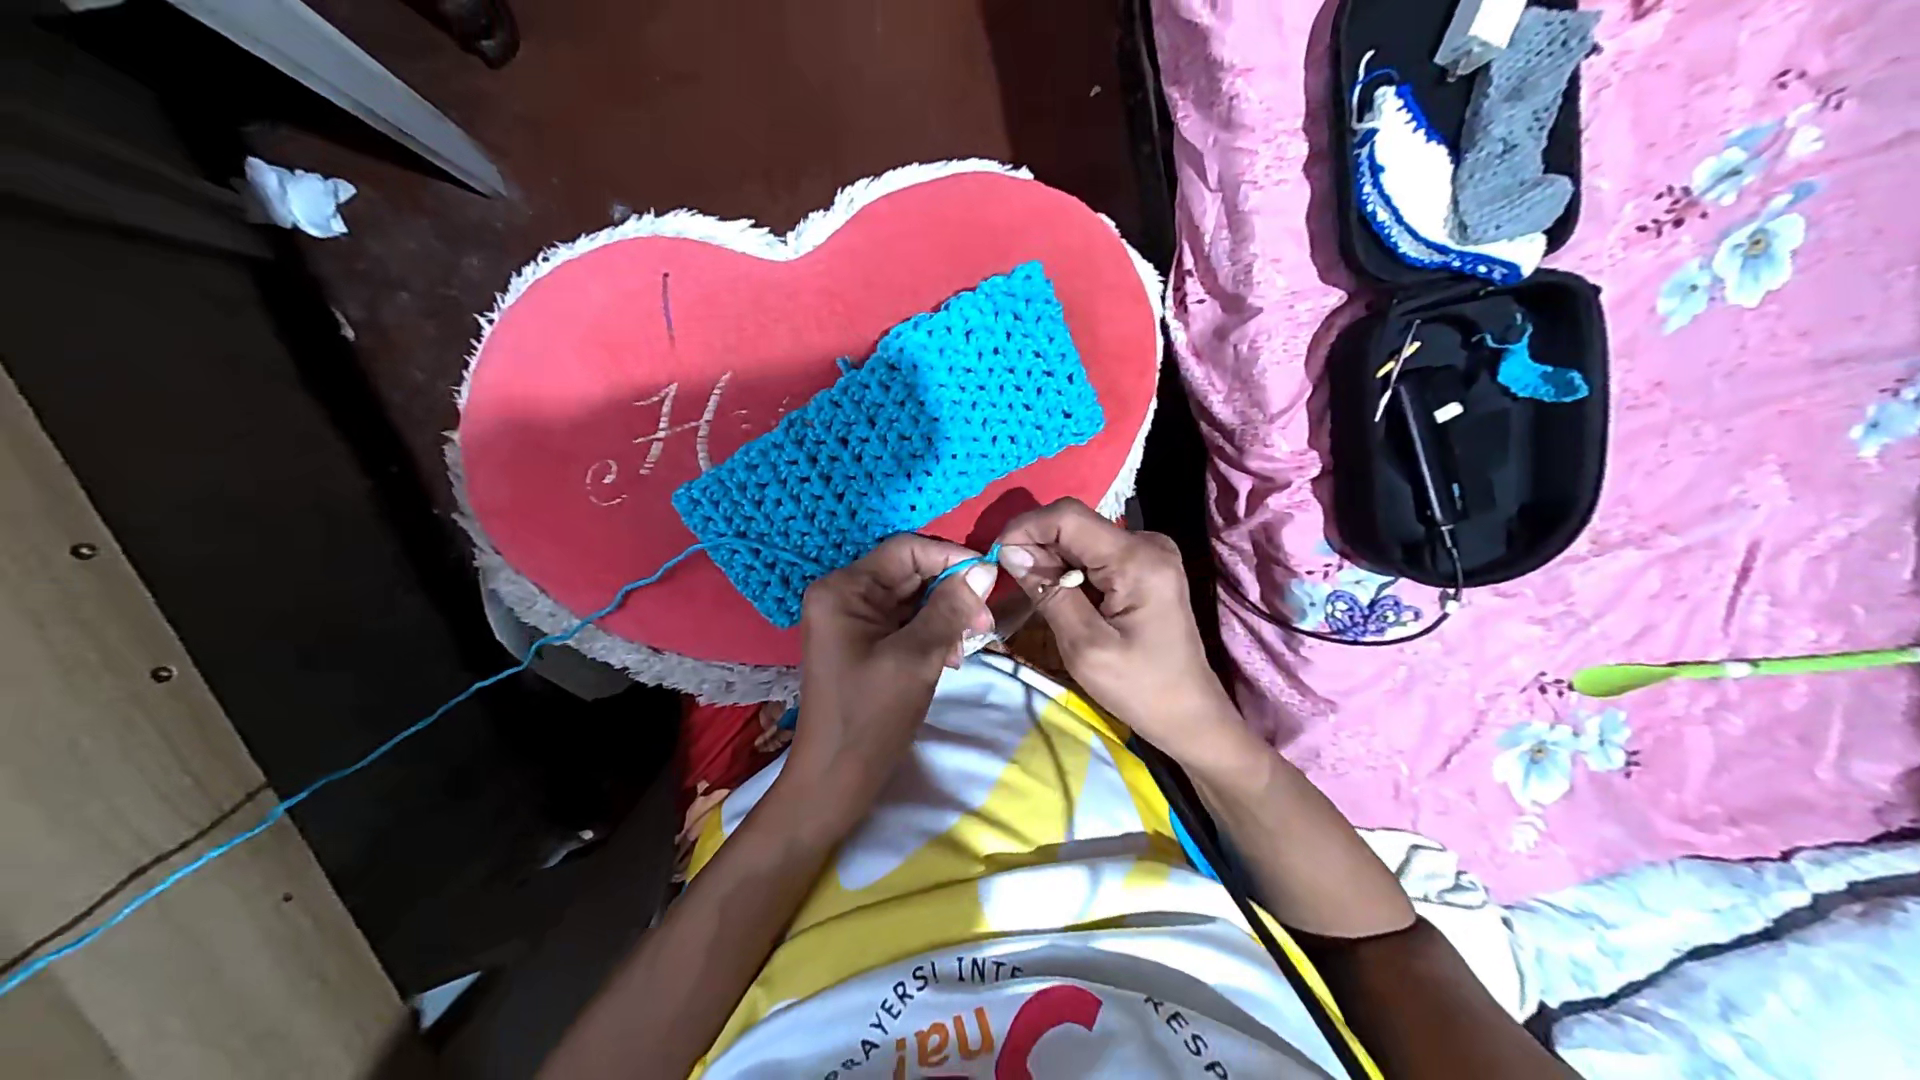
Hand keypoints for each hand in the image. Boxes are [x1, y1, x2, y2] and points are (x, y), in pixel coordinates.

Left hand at [782, 533, 996, 836]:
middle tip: (985, 622)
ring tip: (970, 645)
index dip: (950, 557)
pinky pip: (905, 622)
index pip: (905, 550)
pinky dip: (932, 632)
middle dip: (951, 591)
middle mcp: (844, 594)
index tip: (990, 577)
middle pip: (910, 572)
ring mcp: (853, 619)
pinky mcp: (864, 641)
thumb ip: (950, 609)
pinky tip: (951, 656)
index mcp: (843, 589)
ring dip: (946, 615)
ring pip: (912, 598)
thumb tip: (984, 569)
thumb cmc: (870, 717)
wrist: (835, 780)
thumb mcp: (916, 658)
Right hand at [998, 499, 1241, 766]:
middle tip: (1010, 579)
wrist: (1188, 712)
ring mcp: (1149, 551)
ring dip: (1050, 556)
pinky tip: (1058, 592)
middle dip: (1036, 544)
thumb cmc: (1139, 687)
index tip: (997, 556)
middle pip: (1075, 523)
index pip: (1068, 517)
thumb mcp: (1085, 646)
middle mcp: (1147, 542)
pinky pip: (1094, 551)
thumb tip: (1012, 553)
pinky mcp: (1145, 564)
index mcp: (1138, 559)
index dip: (1026, 527)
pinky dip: (1068, 566)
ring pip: (1081, 536)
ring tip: (1030, 589)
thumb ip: (1049, 593)